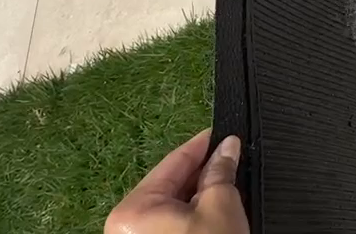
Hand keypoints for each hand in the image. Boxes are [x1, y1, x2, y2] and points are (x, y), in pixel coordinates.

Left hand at [106, 130, 248, 233]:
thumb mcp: (220, 203)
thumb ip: (221, 169)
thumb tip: (228, 144)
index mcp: (132, 209)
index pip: (174, 161)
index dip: (205, 144)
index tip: (228, 132)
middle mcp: (124, 225)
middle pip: (171, 184)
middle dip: (203, 172)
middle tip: (232, 159)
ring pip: (171, 206)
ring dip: (198, 195)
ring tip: (227, 185)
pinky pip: (167, 224)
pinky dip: (190, 216)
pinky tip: (213, 213)